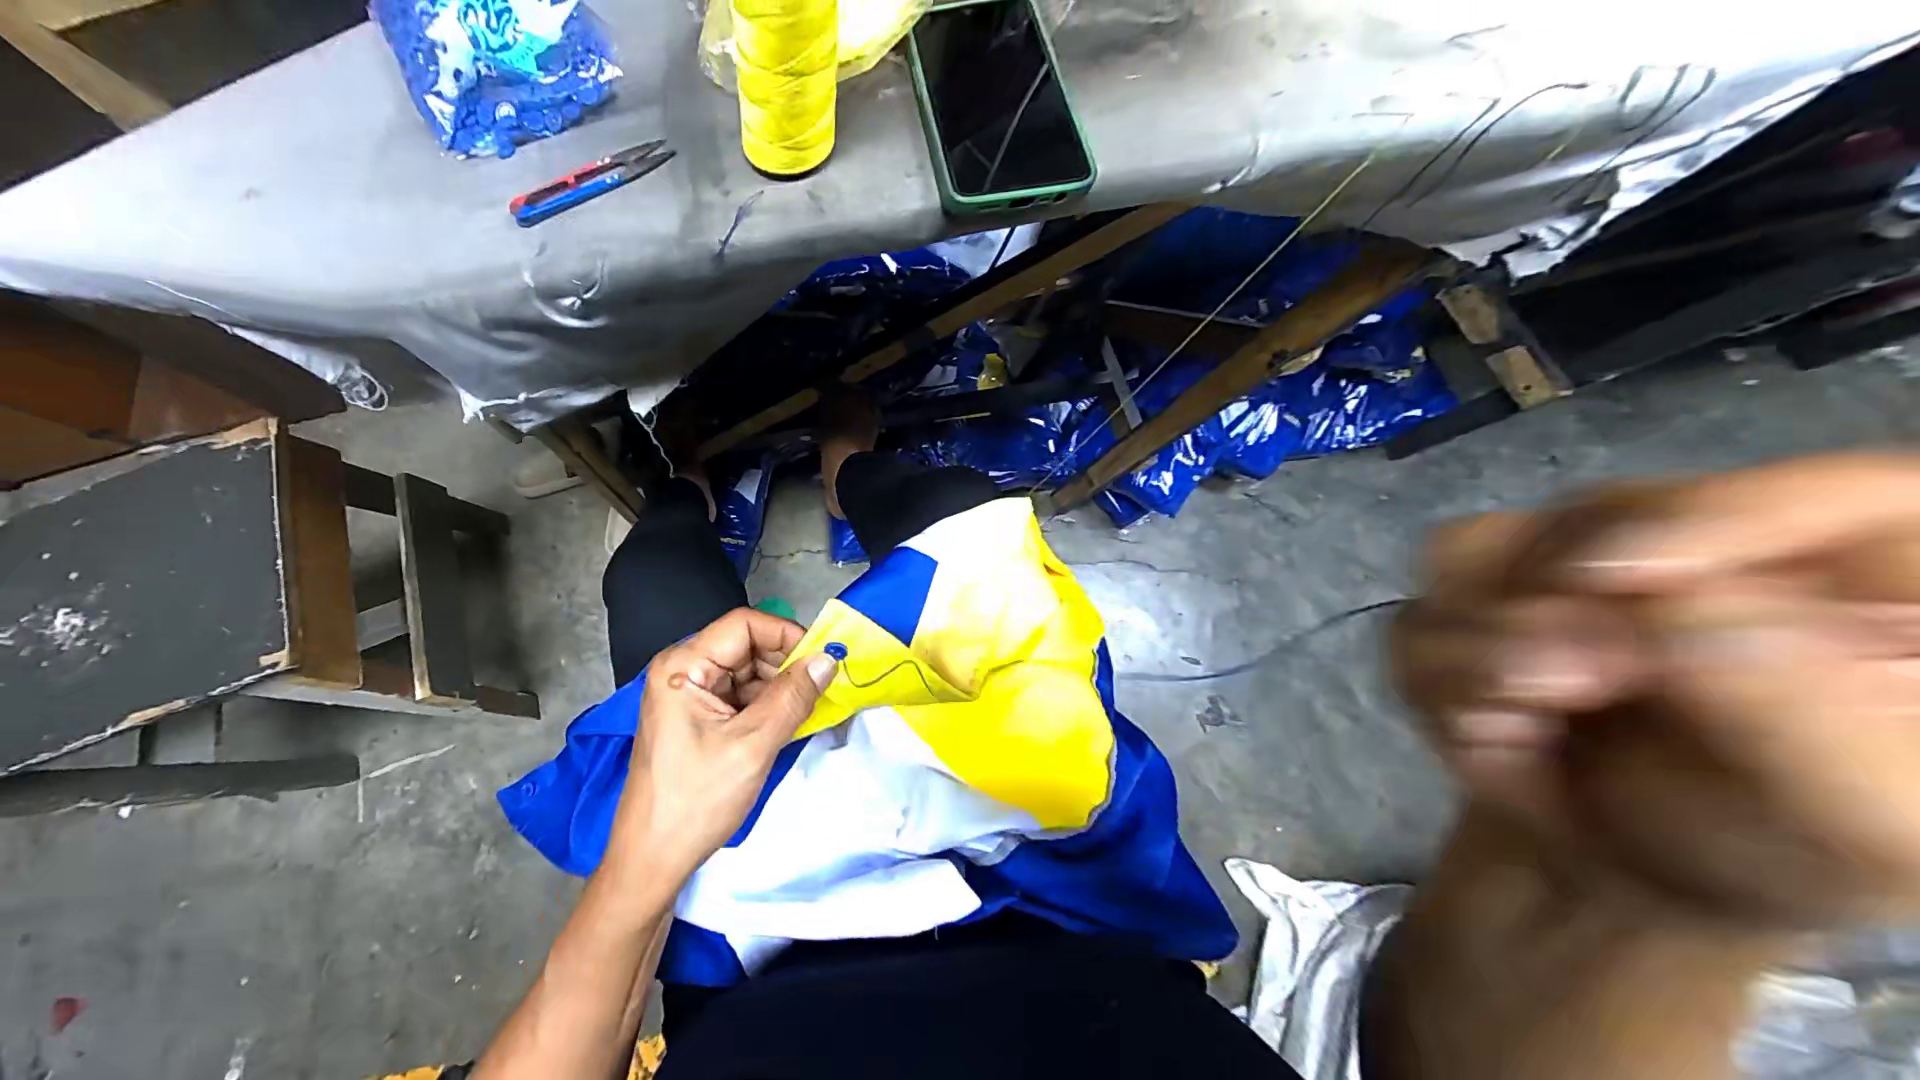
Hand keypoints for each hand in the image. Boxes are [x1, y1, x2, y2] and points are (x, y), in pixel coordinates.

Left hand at [612, 608, 838, 880]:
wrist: (652, 860)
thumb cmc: (694, 802)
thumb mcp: (752, 746)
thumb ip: (793, 698)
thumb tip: (828, 661)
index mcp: (683, 667)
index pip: (745, 625)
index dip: (787, 635)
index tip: (821, 660)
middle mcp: (683, 671)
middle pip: (748, 645)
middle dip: (787, 664)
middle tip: (820, 688)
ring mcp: (690, 694)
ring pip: (749, 670)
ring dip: (781, 686)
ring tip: (807, 709)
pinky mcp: (699, 716)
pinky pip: (742, 695)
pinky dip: (769, 704)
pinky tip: (789, 722)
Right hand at [1393, 453, 1919, 927]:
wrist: (1634, 872)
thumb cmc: (1773, 856)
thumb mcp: (1846, 822)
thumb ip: (1807, 720)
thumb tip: (1685, 614)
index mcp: (1856, 579)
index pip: (1818, 496)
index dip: (1711, 516)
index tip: (1614, 576)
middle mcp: (1702, 550)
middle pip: (1597, 514)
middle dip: (1550, 605)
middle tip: (1558, 691)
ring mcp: (1567, 566)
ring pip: (1475, 553)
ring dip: (1475, 651)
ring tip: (1521, 729)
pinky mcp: (1475, 602)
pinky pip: (1418, 615)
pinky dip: (1436, 679)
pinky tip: (1492, 731)